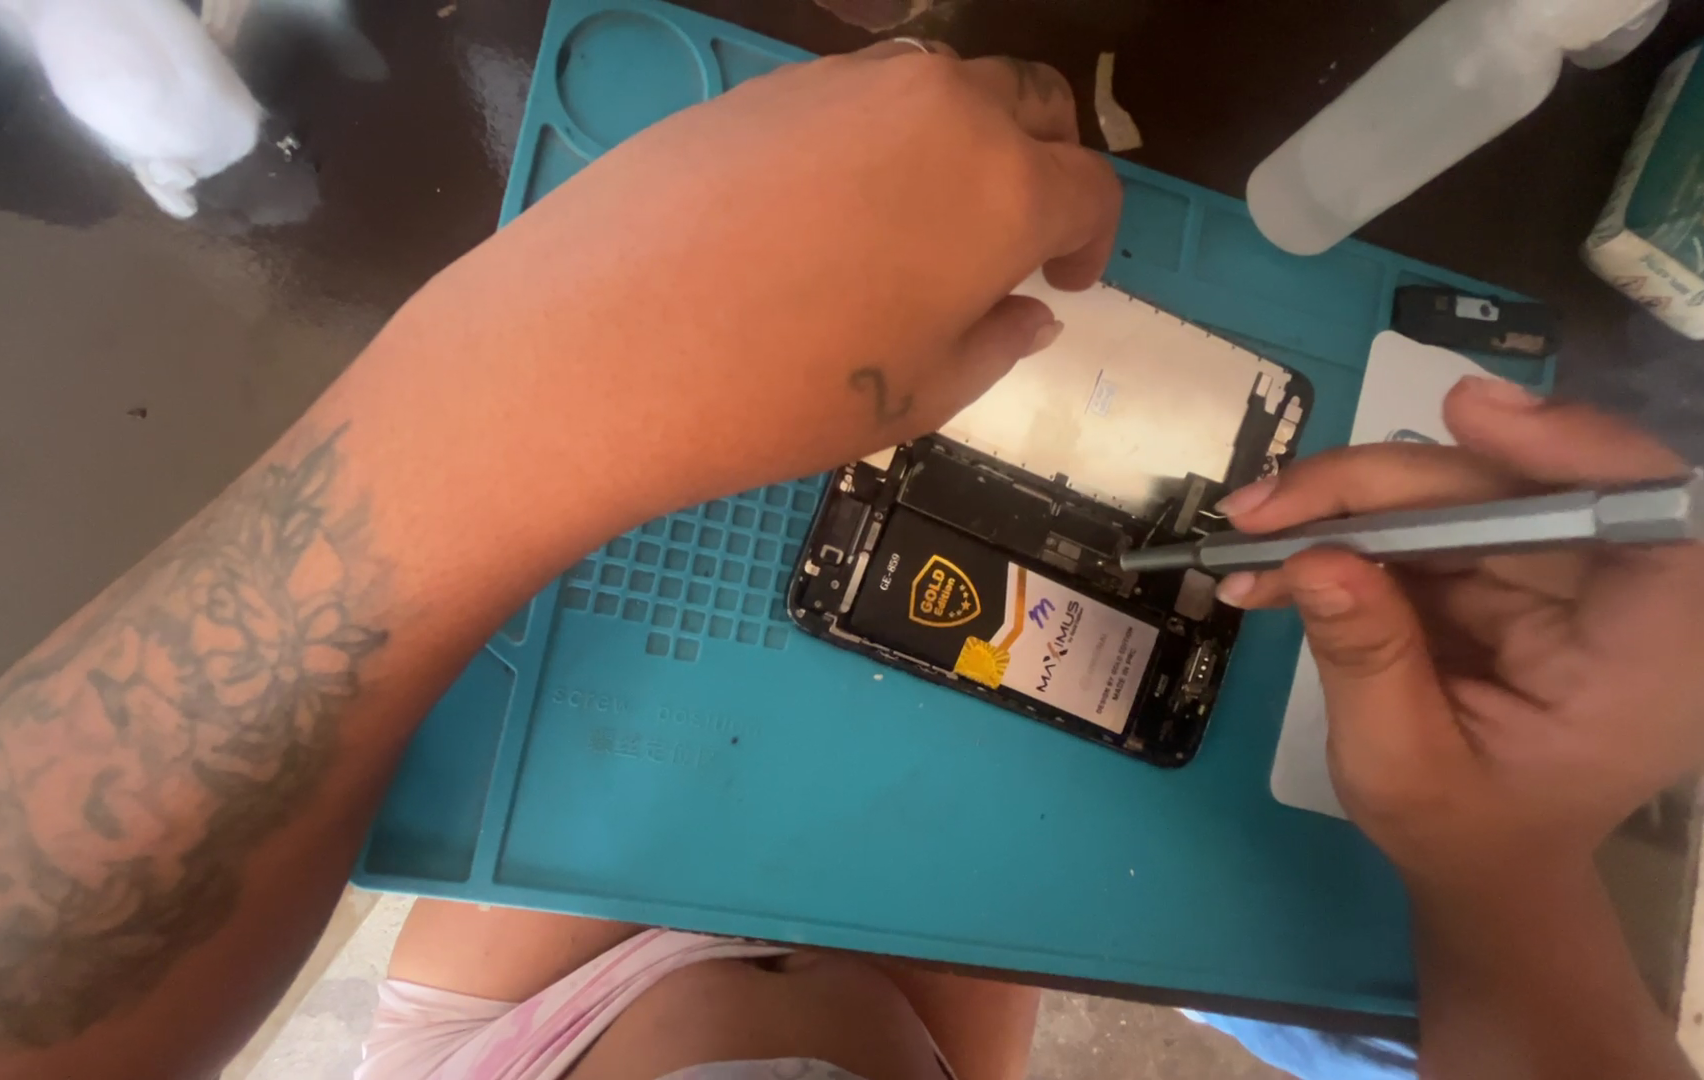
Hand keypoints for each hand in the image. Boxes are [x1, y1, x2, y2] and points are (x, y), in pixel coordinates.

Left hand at [399, 40, 1119, 516]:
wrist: (612, 346)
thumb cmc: (786, 396)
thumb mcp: (915, 398)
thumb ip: (992, 345)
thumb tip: (1030, 311)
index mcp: (1003, 190)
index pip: (1089, 189)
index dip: (1092, 238)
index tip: (1066, 280)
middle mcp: (941, 109)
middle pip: (1034, 109)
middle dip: (1043, 171)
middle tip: (1011, 241)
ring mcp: (849, 85)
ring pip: (947, 92)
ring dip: (965, 149)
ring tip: (923, 228)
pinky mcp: (770, 86)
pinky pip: (861, 102)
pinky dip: (884, 145)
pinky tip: (835, 212)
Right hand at [1214, 377, 1703, 884]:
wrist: (1473, 855)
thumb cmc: (1459, 829)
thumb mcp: (1397, 763)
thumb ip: (1366, 661)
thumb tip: (1315, 558)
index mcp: (1639, 670)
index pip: (1665, 533)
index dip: (1584, 455)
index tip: (1466, 414)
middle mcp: (1607, 604)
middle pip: (1512, 497)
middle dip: (1374, 489)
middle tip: (1260, 509)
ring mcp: (1543, 582)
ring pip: (1445, 500)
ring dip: (1333, 508)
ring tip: (1244, 538)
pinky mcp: (1485, 575)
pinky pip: (1404, 531)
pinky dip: (1326, 540)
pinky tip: (1266, 568)